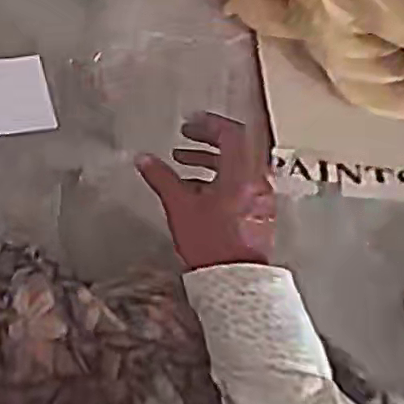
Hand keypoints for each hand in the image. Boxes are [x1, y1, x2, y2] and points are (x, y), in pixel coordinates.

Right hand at [137, 112, 276, 270]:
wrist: (233, 280)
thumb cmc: (209, 242)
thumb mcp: (179, 205)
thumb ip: (161, 178)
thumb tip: (143, 159)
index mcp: (240, 175)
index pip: (232, 134)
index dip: (209, 124)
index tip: (190, 122)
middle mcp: (256, 182)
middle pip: (238, 147)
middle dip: (209, 138)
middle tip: (186, 136)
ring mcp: (260, 198)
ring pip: (238, 165)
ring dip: (211, 158)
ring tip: (183, 161)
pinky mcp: (258, 212)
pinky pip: (241, 183)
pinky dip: (220, 176)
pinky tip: (196, 187)